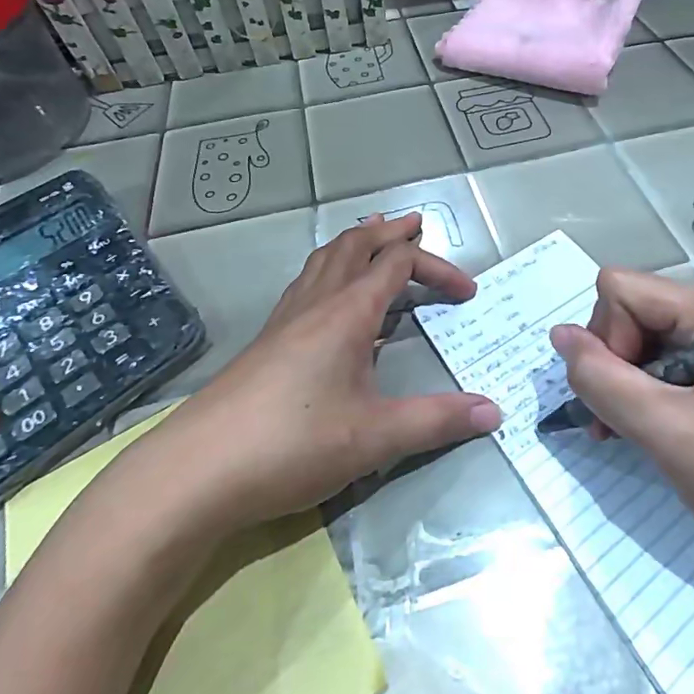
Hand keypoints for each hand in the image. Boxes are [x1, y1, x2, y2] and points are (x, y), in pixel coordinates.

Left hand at [147, 214, 500, 532]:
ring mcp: (285, 319)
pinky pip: (305, 285)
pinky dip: (329, 271)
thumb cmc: (293, 444)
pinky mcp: (267, 340)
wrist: (199, 468)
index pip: (397, 267)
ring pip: (323, 261)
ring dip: (354, 244)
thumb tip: (494, 411)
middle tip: (414, 224)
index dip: (436, 268)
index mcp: (346, 313)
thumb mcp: (374, 437)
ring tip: (372, 238)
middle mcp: (315, 304)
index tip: (466, 293)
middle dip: (388, 232)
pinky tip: (329, 297)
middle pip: (354, 247)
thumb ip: (436, 422)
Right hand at [550, 269, 693, 567]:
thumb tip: (559, 335)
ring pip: (639, 344)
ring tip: (619, 433)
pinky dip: (637, 399)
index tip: (622, 393)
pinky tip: (638, 433)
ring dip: (619, 386)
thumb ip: (604, 380)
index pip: (624, 290)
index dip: (607, 336)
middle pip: (630, 314)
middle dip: (610, 363)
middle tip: (616, 420)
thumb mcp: (669, 432)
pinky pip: (659, 371)